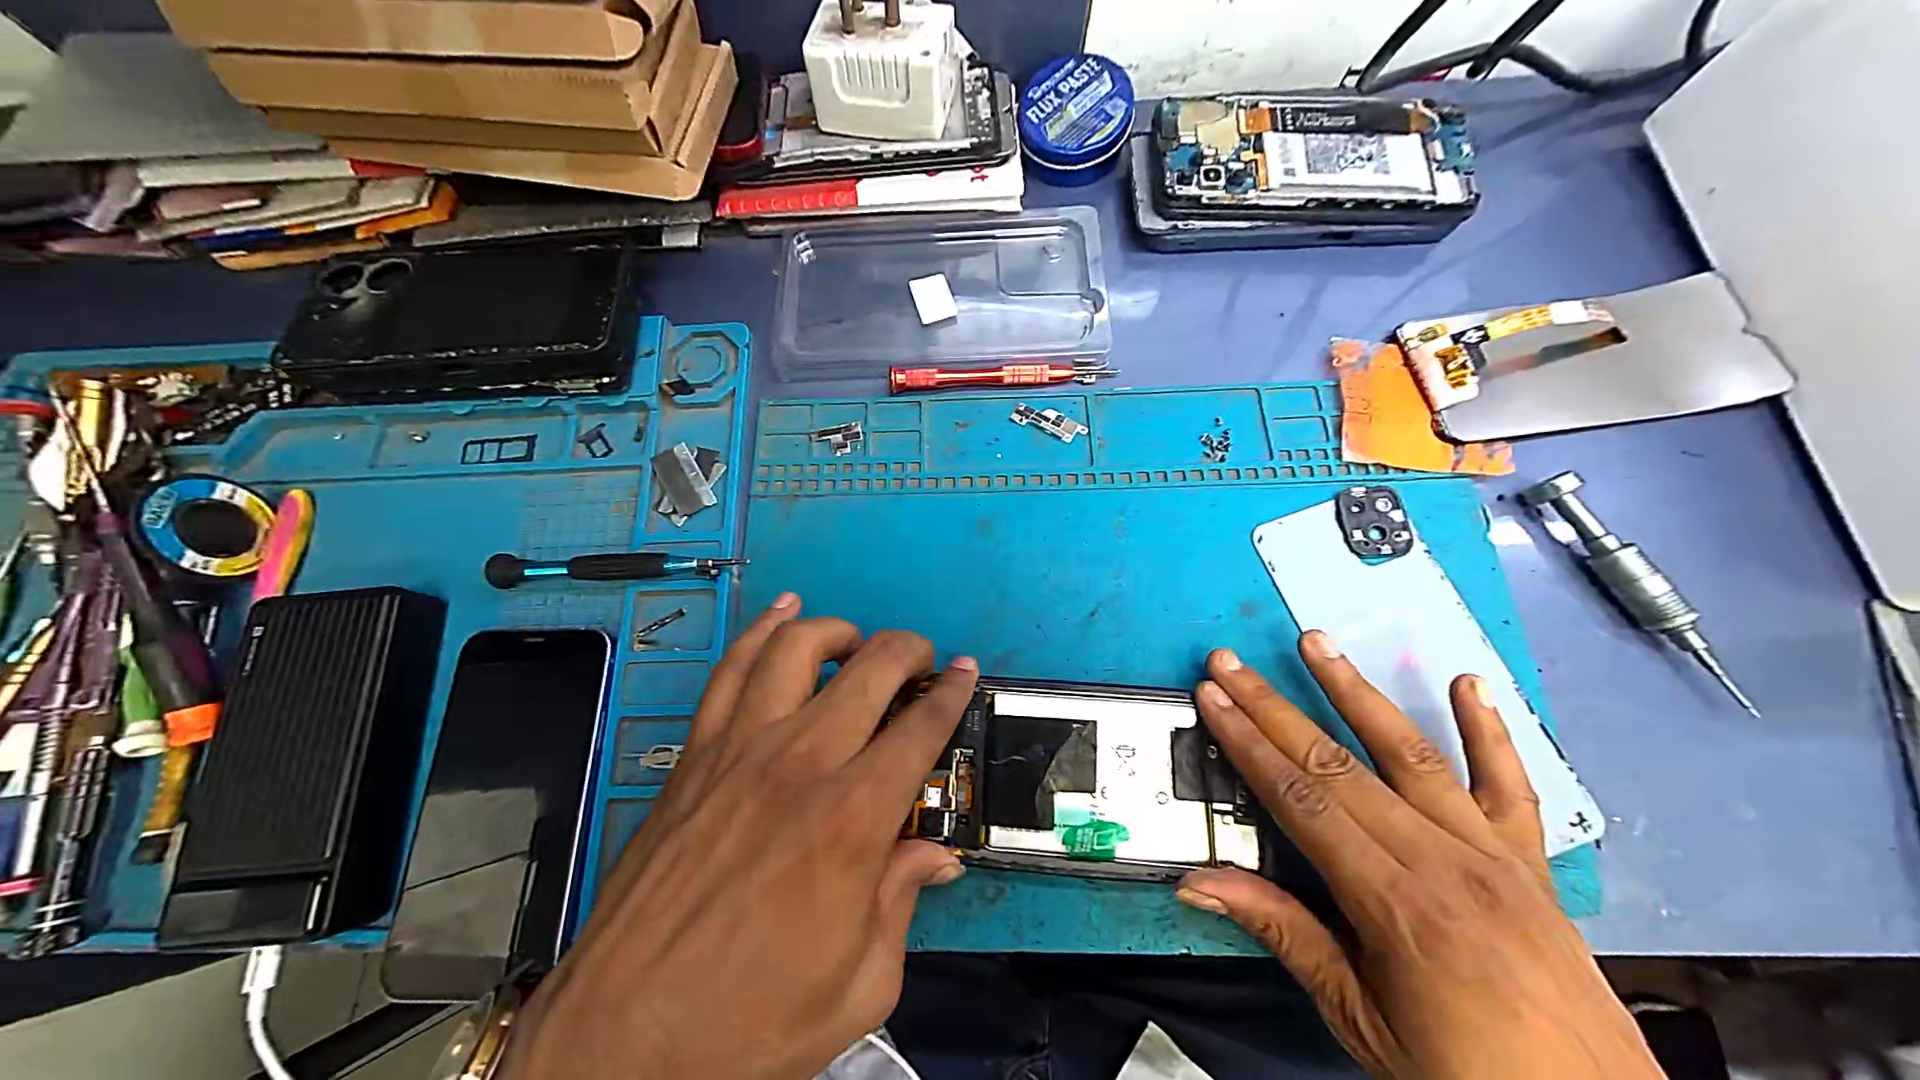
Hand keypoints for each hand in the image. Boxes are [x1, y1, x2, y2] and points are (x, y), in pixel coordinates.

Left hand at [501, 594, 978, 1079]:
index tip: (963, 673)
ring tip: (855, 640)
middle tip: (921, 657)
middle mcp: (801, 764)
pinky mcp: (694, 755)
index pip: (921, 729)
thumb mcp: (860, 984)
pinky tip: (782, 613)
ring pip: (796, 650)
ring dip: (837, 631)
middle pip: (869, 670)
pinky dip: (761, 631)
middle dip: (908, 650)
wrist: (622, 1039)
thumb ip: (904, 901)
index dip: (951, 692)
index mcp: (854, 819)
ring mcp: (740, 750)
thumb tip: (937, 854)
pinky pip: (730, 671)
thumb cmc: (751, 1022)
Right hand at [1175, 632, 1661, 1079]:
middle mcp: (1443, 862)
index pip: (1299, 799)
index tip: (1215, 700)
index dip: (1249, 743)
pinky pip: (1510, 784)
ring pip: (1410, 752)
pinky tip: (1469, 682)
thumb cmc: (1462, 1074)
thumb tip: (1199, 883)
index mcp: (1394, 903)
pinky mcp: (1532, 861)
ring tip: (1316, 643)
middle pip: (1337, 763)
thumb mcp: (1356, 1016)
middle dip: (1273, 707)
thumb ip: (1281, 932)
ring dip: (1355, 691)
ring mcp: (1494, 854)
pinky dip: (1490, 729)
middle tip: (1230, 664)